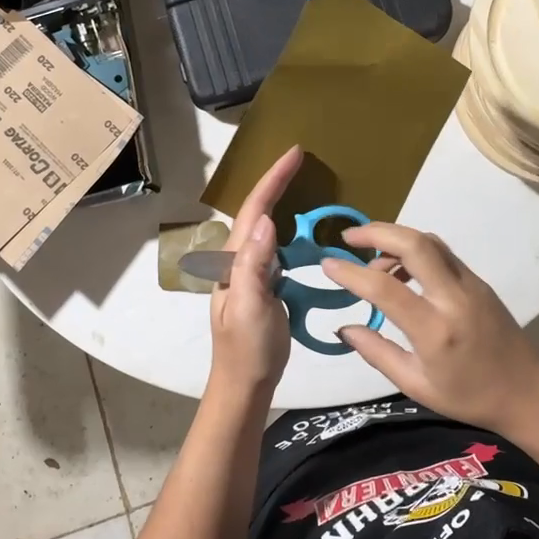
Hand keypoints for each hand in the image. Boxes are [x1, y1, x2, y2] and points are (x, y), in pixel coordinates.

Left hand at [207, 146, 297, 397]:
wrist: (244, 385)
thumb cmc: (246, 349)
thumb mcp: (249, 307)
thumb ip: (253, 265)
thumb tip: (266, 221)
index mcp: (233, 260)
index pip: (254, 209)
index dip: (273, 179)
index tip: (294, 153)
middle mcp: (239, 259)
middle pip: (257, 210)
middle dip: (277, 181)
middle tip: (301, 157)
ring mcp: (251, 271)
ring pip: (265, 225)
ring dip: (282, 200)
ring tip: (304, 180)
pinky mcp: (265, 284)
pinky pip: (277, 246)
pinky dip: (290, 227)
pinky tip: (305, 228)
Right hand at [321, 223, 538, 435]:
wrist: (527, 392)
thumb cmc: (468, 397)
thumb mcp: (416, 385)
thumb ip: (377, 353)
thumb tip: (343, 329)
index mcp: (435, 331)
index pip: (385, 288)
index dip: (351, 273)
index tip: (326, 264)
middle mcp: (453, 298)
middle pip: (414, 244)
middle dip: (376, 232)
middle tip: (348, 238)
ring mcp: (470, 284)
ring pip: (429, 241)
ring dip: (395, 239)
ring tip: (372, 261)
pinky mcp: (478, 280)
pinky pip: (441, 253)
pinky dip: (414, 250)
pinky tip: (400, 270)